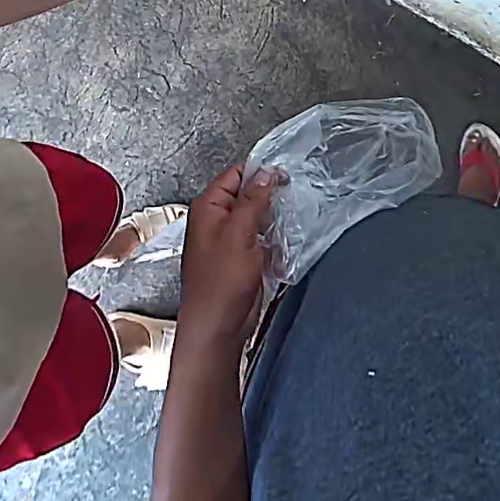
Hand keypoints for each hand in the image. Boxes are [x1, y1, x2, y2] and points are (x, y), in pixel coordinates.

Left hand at [180, 163, 282, 348]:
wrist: (218, 329)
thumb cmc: (220, 284)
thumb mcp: (239, 233)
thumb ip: (253, 200)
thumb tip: (265, 173)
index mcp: (208, 208)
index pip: (235, 175)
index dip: (259, 172)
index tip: (283, 174)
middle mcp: (216, 220)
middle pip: (248, 194)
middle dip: (269, 196)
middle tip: (291, 195)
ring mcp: (230, 238)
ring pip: (258, 215)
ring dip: (274, 217)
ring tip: (290, 218)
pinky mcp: (242, 255)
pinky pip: (262, 235)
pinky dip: (274, 236)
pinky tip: (285, 240)